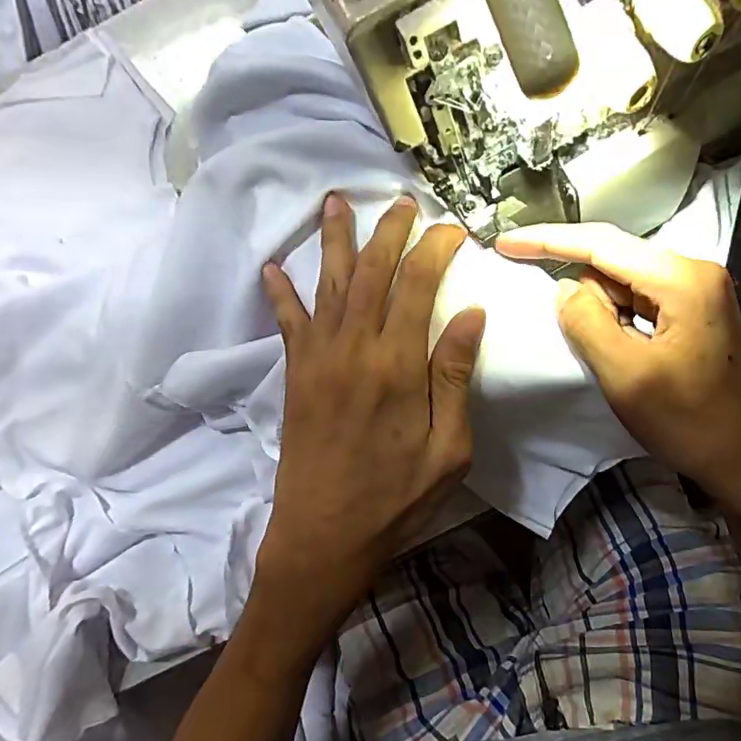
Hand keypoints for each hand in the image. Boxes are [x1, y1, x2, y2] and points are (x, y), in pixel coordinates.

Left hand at [258, 194, 485, 624]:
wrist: (322, 538)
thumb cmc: (395, 500)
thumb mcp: (448, 450)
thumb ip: (454, 377)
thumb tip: (469, 314)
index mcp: (398, 365)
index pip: (417, 284)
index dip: (435, 249)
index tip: (453, 230)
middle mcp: (354, 349)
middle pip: (370, 272)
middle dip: (388, 231)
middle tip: (402, 202)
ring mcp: (317, 360)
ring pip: (327, 285)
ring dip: (333, 241)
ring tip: (335, 202)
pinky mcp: (294, 377)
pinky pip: (286, 324)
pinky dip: (280, 294)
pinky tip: (271, 268)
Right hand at [495, 223, 740, 506]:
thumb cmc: (689, 423)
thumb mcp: (625, 375)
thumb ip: (586, 322)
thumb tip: (565, 287)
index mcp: (682, 278)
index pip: (602, 243)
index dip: (548, 240)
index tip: (505, 242)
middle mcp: (694, 272)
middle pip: (613, 260)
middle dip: (584, 292)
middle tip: (589, 346)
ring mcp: (698, 292)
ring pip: (624, 283)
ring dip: (602, 311)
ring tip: (616, 360)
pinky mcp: (696, 313)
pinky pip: (639, 301)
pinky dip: (617, 319)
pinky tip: (621, 350)